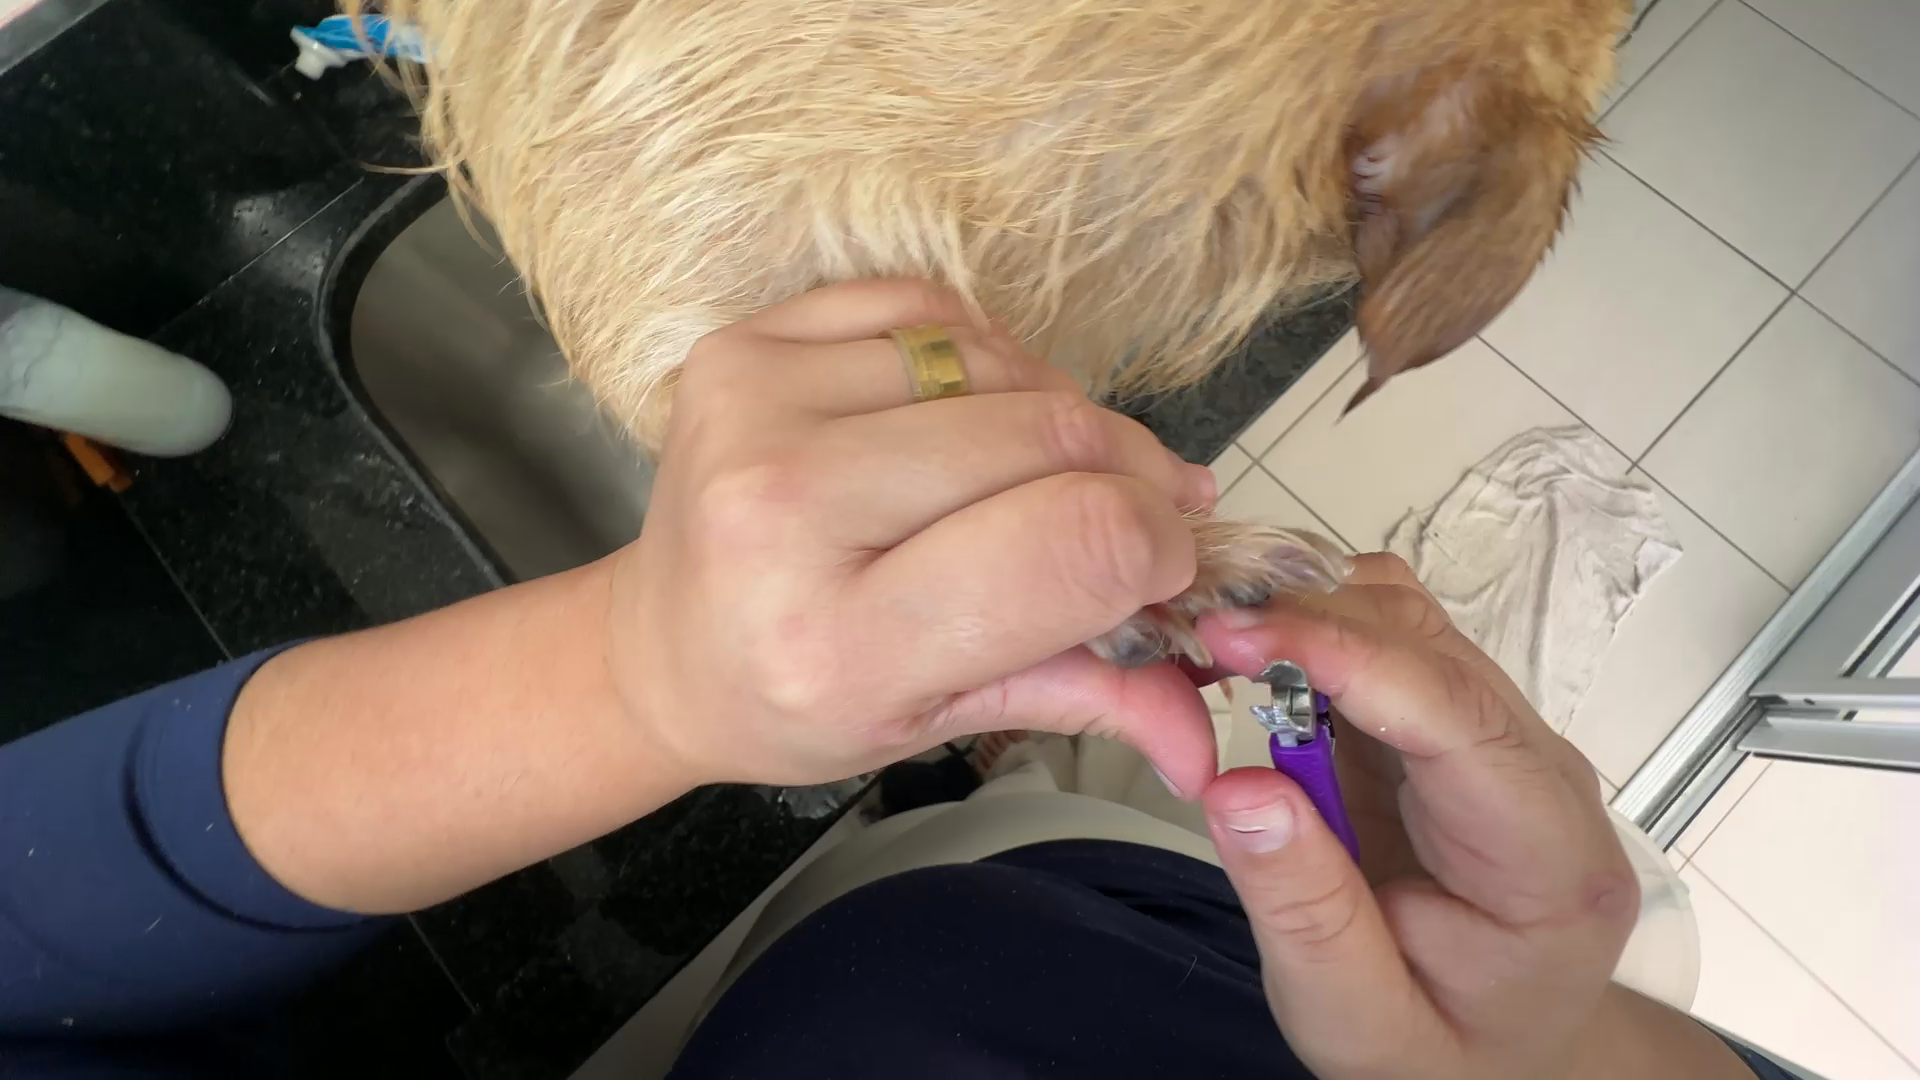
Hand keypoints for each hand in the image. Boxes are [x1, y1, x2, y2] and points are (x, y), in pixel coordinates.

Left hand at [607, 280, 1223, 794]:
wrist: (663, 645)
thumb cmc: (797, 700)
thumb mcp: (935, 724)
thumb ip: (1082, 703)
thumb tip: (1205, 742)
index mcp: (841, 641)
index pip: (1070, 543)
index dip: (1156, 540)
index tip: (1168, 557)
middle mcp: (787, 509)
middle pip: (1047, 435)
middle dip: (1127, 472)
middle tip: (1138, 508)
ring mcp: (756, 405)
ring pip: (998, 366)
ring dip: (1057, 416)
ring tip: (1045, 470)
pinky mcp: (743, 345)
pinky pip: (929, 311)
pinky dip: (982, 360)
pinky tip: (973, 414)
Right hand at [1194, 554, 1638, 1079]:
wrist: (1484, 1045)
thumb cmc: (1431, 1041)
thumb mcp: (1353, 1015)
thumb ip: (1301, 910)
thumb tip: (1235, 787)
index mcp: (1542, 853)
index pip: (1452, 713)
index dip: (1340, 654)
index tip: (1229, 637)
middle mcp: (1530, 765)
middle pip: (1424, 640)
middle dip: (1302, 617)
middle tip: (1191, 633)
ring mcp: (1482, 727)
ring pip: (1397, 613)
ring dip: (1298, 608)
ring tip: (1210, 642)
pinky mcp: (1430, 711)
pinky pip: (1370, 630)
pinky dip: (1300, 621)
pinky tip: (1245, 652)